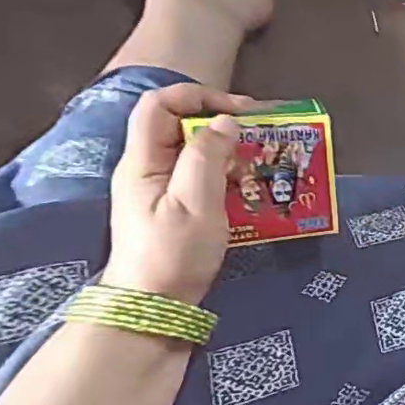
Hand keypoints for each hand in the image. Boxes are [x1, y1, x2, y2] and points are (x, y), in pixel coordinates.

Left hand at [102, 84, 261, 303]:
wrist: (154, 307)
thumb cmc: (173, 254)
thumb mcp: (195, 203)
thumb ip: (208, 157)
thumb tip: (225, 122)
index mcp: (144, 161)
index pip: (161, 104)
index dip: (199, 97)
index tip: (240, 112)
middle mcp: (148, 169)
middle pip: (179, 125)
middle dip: (221, 124)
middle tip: (258, 136)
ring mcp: (159, 191)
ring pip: (193, 152)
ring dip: (228, 151)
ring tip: (260, 163)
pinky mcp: (173, 210)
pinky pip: (200, 178)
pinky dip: (225, 175)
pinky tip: (248, 189)